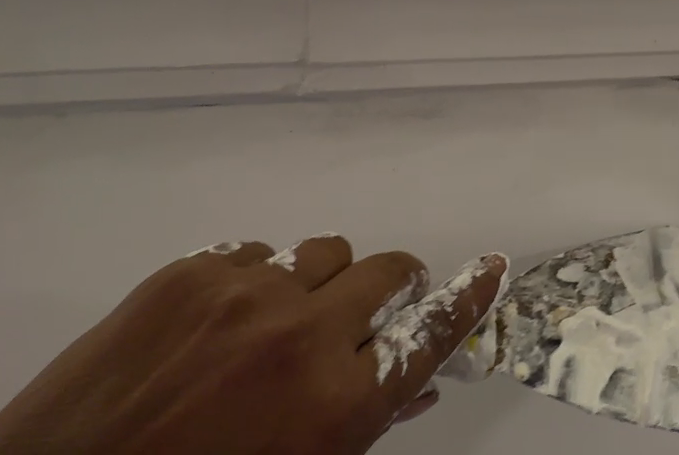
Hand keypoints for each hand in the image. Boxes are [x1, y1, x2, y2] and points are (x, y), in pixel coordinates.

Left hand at [0, 236, 507, 454]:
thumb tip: (417, 386)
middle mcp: (305, 335)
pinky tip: (217, 322)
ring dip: (322, 282)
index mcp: (337, 404)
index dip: (468, 297)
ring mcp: (246, 293)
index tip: (490, 267)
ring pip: (326, 251)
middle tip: (363, 314)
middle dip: (390, 289)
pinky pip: (255, 253)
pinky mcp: (188, 272)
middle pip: (388, 272)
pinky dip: (254, 281)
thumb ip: (362, 426)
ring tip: (280, 319)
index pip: (431, 331)